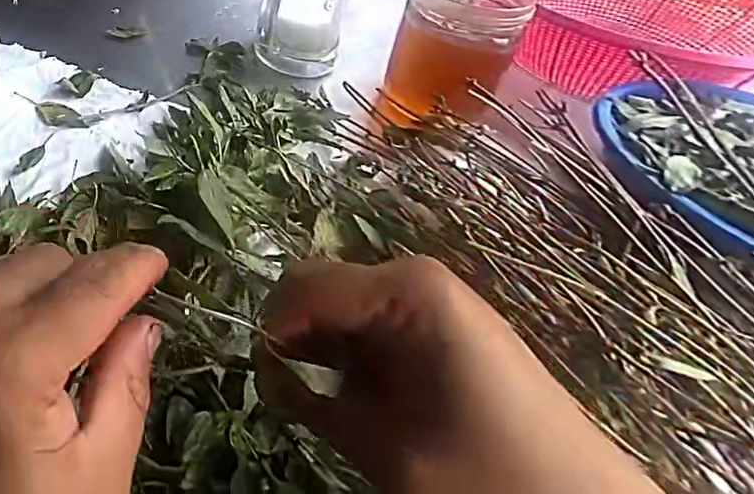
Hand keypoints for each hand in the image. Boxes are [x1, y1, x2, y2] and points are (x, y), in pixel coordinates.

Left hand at [0, 243, 167, 493]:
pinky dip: (9, 295)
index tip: (162, 259)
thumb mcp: (93, 476)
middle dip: (88, 288)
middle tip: (103, 337)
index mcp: (11, 352)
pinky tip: (13, 341)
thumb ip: (125, 386)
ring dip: (48, 290)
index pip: (93, 285)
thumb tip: (145, 319)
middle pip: (54, 261)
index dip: (135, 267)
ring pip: (18, 262)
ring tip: (54, 349)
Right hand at [256, 257, 659, 493]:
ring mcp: (426, 303)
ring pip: (338, 307)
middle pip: (320, 286)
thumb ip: (316, 401)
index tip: (260, 373)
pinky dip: (343, 357)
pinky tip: (340, 395)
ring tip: (306, 396)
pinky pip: (368, 329)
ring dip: (314, 345)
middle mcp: (411, 279)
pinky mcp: (434, 330)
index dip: (274, 326)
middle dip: (291, 330)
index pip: (308, 284)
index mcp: (406, 288)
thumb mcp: (391, 447)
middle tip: (280, 386)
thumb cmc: (493, 480)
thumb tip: (267, 369)